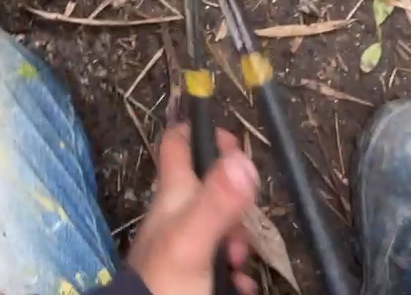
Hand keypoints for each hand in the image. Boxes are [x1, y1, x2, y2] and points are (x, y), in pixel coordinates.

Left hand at [126, 125, 259, 294]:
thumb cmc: (167, 278)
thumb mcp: (194, 236)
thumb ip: (218, 199)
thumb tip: (243, 158)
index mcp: (172, 190)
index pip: (179, 140)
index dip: (203, 131)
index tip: (234, 144)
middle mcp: (177, 209)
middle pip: (209, 185)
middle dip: (235, 200)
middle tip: (243, 225)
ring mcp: (184, 240)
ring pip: (220, 224)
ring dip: (237, 241)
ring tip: (238, 262)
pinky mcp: (193, 269)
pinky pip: (222, 259)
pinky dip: (235, 270)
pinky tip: (239, 284)